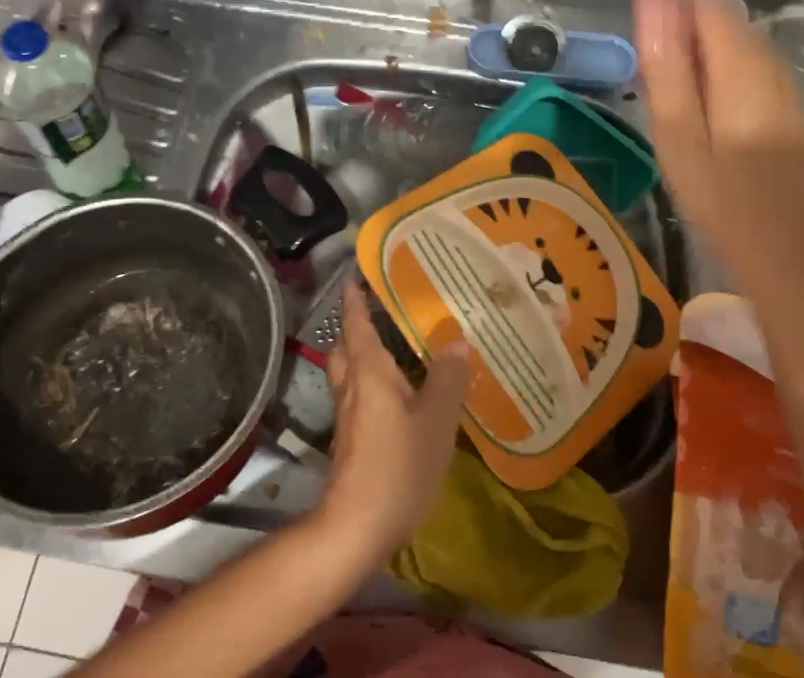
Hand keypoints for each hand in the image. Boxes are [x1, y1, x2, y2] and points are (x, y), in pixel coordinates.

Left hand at [310, 282, 471, 566]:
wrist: (357, 525)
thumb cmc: (399, 466)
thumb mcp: (435, 421)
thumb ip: (447, 380)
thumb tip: (458, 342)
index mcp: (369, 372)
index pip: (357, 325)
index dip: (355, 301)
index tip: (356, 278)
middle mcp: (352, 387)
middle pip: (345, 348)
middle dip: (355, 328)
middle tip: (378, 312)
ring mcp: (348, 416)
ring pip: (350, 374)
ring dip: (362, 357)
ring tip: (393, 348)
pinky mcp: (352, 441)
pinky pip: (359, 397)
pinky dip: (372, 385)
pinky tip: (398, 396)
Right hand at [632, 0, 803, 314]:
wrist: (781, 250)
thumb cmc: (718, 197)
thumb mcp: (676, 134)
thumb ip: (666, 64)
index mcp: (741, 67)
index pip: (706, 0)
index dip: (668, 0)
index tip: (636, 26)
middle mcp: (770, 62)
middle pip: (721, 15)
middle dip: (680, 26)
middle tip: (647, 72)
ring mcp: (783, 81)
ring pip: (734, 38)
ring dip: (695, 47)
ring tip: (667, 90)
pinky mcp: (784, 98)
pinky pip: (744, 60)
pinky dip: (715, 66)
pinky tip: (697, 104)